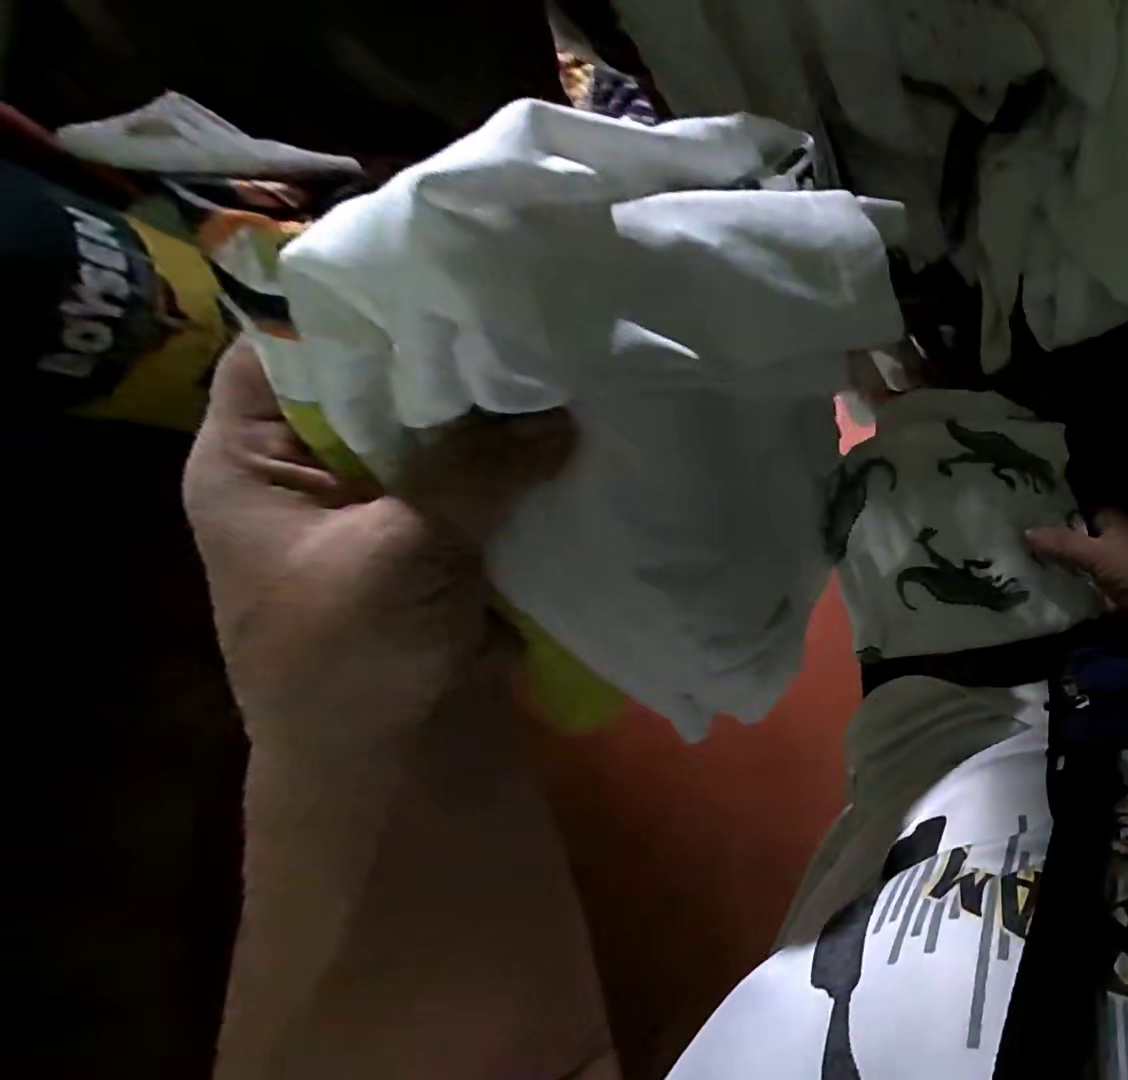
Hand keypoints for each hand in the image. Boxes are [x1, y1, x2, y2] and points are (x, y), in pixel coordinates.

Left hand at [183, 340, 574, 745]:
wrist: (403, 746)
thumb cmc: (351, 652)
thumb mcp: (398, 551)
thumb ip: (476, 475)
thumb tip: (563, 417)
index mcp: (259, 459)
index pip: (292, 352)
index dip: (360, 317)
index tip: (447, 289)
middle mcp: (329, 469)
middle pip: (391, 392)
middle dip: (457, 369)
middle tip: (531, 328)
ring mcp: (405, 503)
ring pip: (457, 440)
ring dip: (507, 420)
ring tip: (568, 375)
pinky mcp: (465, 534)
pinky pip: (499, 483)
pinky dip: (533, 465)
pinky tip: (578, 438)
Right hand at [1025, 510, 1127, 658]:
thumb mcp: (1104, 557)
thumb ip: (1065, 544)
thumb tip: (1026, 530)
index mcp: (1121, 525)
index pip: (1083, 508)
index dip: (1056, 510)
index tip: (1020, 514)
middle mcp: (1119, 546)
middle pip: (1079, 541)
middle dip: (1049, 544)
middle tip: (1009, 545)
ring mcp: (1117, 578)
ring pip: (1079, 571)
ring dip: (1055, 573)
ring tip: (1014, 571)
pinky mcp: (1116, 606)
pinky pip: (1084, 597)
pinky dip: (1066, 598)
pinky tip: (1038, 598)